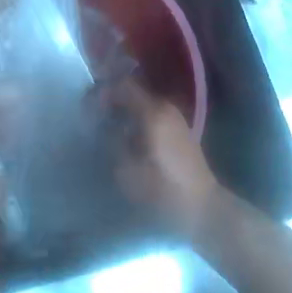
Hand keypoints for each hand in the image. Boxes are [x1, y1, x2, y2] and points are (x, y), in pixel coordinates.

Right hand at [108, 81, 219, 238]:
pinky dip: (137, 117)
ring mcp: (175, 117)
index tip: (88, 108)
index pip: (123, 85)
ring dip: (125, 109)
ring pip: (143, 102)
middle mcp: (165, 108)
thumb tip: (104, 124)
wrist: (202, 207)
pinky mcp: (180, 130)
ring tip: (108, 127)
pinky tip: (128, 136)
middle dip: (112, 99)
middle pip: (133, 91)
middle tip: (95, 116)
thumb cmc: (163, 189)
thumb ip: (112, 140)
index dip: (103, 92)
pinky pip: (152, 113)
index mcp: (153, 113)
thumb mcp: (127, 170)